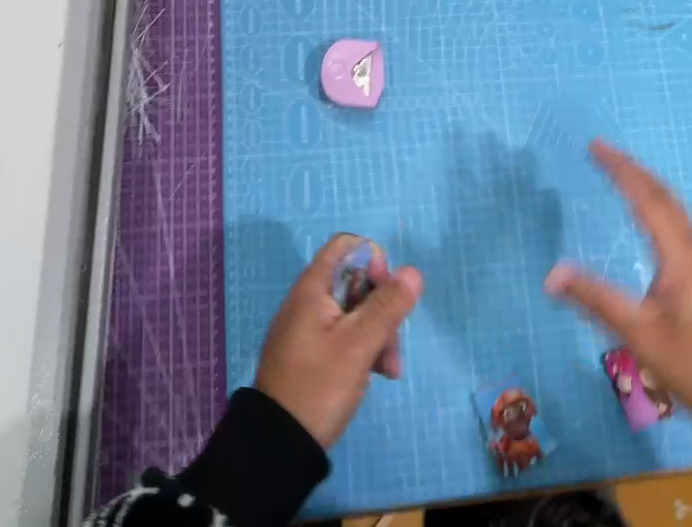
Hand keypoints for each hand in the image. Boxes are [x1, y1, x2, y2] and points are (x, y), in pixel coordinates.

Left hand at [255, 234, 424, 447]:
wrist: (278, 443)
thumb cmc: (318, 386)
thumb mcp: (358, 346)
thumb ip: (386, 306)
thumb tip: (413, 271)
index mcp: (313, 288)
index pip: (346, 247)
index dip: (373, 260)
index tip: (387, 289)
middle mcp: (310, 301)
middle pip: (357, 281)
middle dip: (383, 306)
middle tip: (392, 340)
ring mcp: (311, 328)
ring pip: (357, 312)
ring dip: (380, 333)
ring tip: (390, 369)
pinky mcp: (315, 352)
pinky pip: (347, 336)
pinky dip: (366, 349)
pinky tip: (381, 375)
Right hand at [545, 141, 691, 429]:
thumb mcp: (642, 337)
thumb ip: (597, 301)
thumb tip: (552, 274)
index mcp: (682, 256)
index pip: (648, 199)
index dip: (622, 170)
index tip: (596, 147)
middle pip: (665, 199)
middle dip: (634, 172)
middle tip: (603, 154)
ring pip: (676, 214)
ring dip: (648, 189)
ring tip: (622, 179)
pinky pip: (680, 229)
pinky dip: (658, 211)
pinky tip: (651, 225)